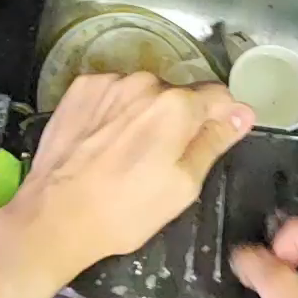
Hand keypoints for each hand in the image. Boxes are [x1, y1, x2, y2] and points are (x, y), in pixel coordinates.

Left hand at [0, 72, 254, 283]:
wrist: (54, 215)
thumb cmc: (124, 210)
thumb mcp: (183, 186)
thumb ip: (214, 142)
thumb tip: (242, 114)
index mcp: (176, 106)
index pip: (218, 96)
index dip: (222, 117)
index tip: (215, 137)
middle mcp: (144, 82)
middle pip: (178, 95)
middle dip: (178, 120)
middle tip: (161, 159)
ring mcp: (109, 82)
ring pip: (143, 93)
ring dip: (144, 114)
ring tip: (126, 153)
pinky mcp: (81, 88)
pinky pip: (112, 93)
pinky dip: (114, 111)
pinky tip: (103, 141)